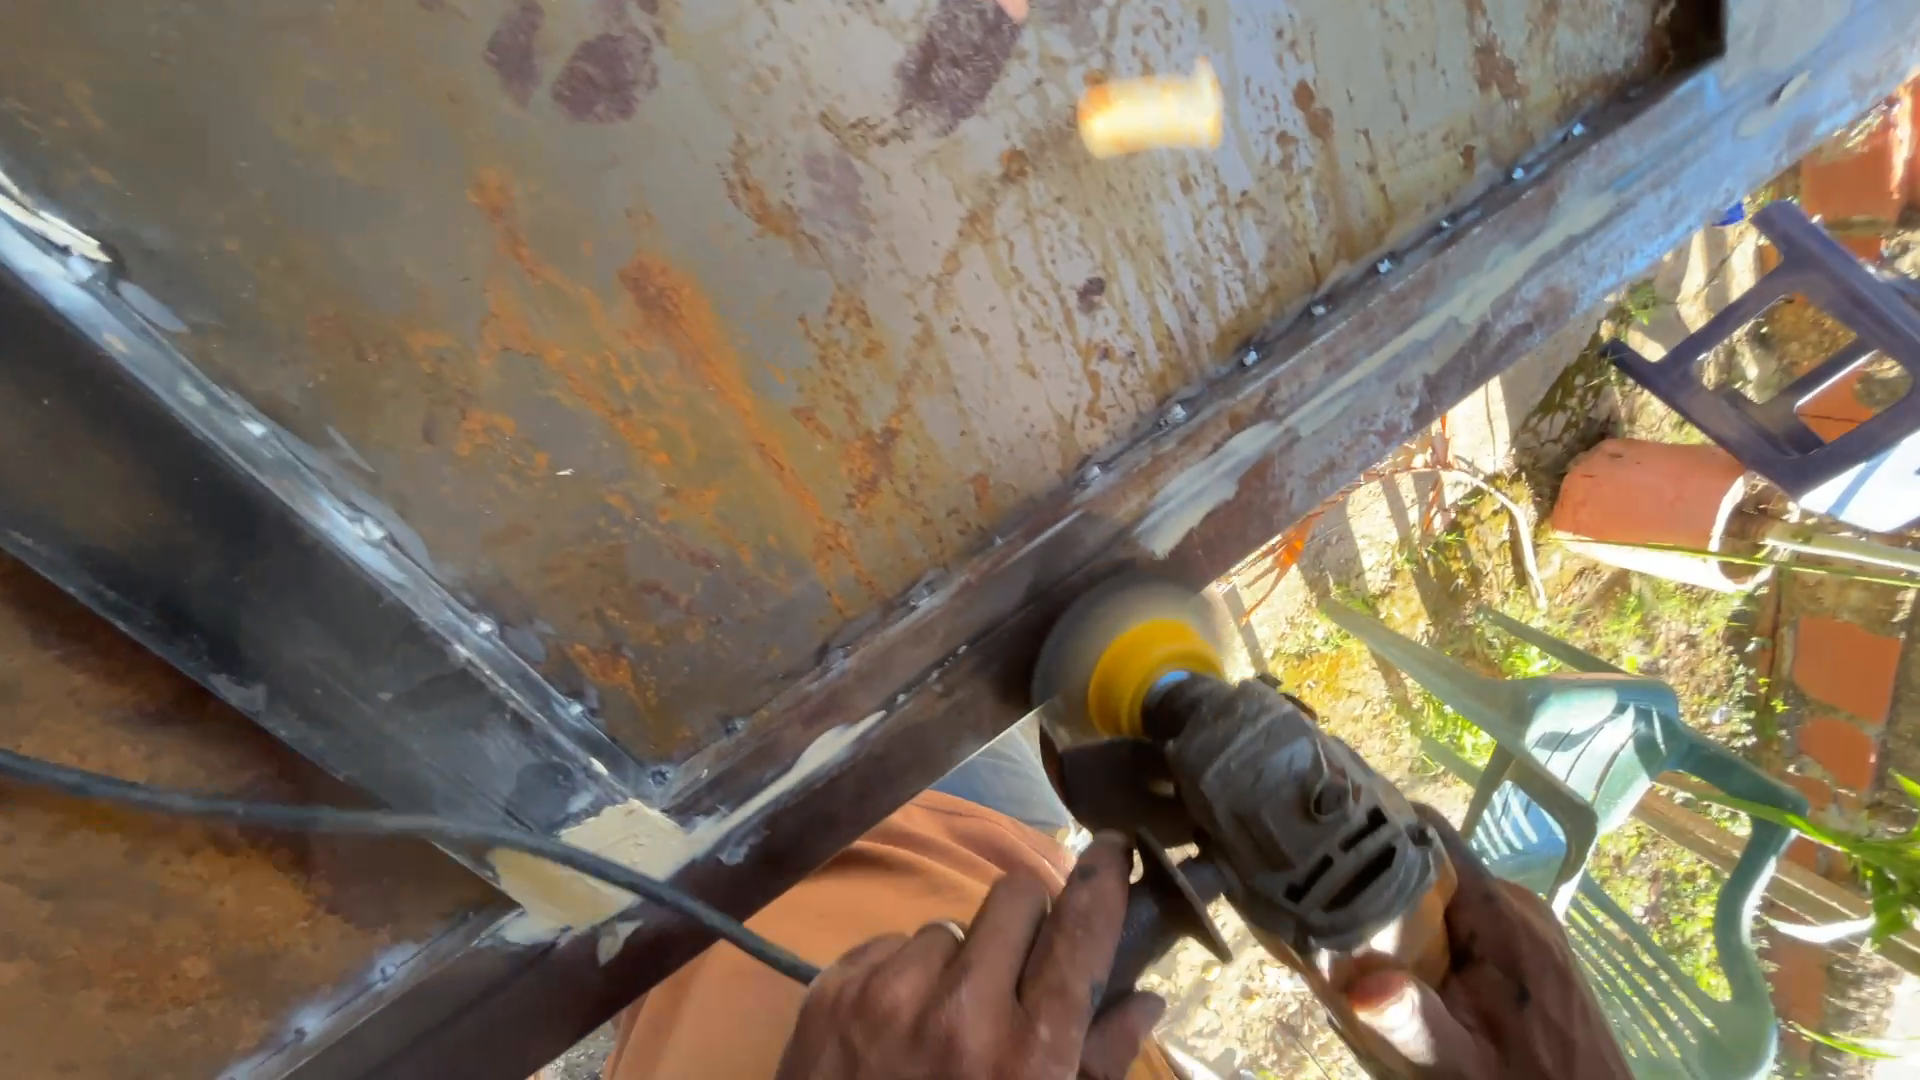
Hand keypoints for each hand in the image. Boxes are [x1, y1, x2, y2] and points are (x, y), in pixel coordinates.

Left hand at [773, 832, 1166, 1079]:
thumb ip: (1101, 1061)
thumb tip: (1147, 996)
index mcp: (1029, 1056)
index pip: (1080, 930)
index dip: (1104, 878)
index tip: (1114, 848)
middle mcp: (962, 1013)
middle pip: (1014, 892)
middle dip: (1023, 921)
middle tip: (1012, 968)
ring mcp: (889, 995)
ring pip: (946, 925)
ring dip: (953, 962)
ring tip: (939, 1021)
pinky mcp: (835, 987)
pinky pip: (888, 944)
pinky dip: (899, 977)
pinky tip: (892, 1028)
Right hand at [1343, 808, 1630, 1079]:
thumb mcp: (1462, 1069)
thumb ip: (1412, 1023)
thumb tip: (1357, 986)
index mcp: (1500, 914)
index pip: (1424, 834)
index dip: (1369, 828)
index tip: (1321, 841)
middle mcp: (1516, 903)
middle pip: (1425, 862)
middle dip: (1373, 879)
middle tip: (1323, 905)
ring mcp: (1527, 922)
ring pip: (1440, 889)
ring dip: (1397, 908)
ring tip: (1356, 938)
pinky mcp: (1529, 944)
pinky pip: (1461, 914)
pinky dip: (1425, 928)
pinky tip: (1404, 965)